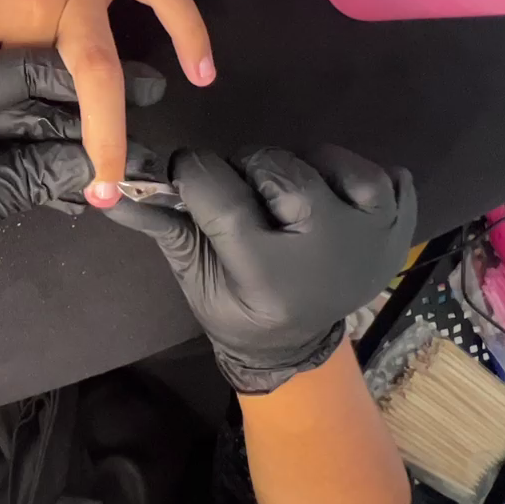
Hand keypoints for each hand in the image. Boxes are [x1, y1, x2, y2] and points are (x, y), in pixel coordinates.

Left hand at [0, 49, 164, 373]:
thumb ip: (28, 174)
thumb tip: (95, 161)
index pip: (18, 71)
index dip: (81, 81)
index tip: (140, 83)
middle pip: (20, 101)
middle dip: (77, 118)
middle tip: (142, 121)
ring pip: (11, 134)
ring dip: (60, 150)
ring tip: (122, 160)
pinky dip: (30, 174)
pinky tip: (74, 185)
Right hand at [105, 147, 416, 392]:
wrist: (298, 343)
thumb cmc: (235, 310)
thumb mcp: (192, 276)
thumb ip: (158, 225)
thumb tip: (105, 187)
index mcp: (268, 274)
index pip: (218, 192)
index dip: (191, 170)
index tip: (183, 170)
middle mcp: (327, 252)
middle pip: (274, 167)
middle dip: (242, 170)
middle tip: (238, 197)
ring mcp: (373, 237)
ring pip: (323, 160)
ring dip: (294, 169)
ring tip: (283, 202)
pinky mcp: (399, 226)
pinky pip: (378, 171)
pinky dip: (347, 175)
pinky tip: (330, 202)